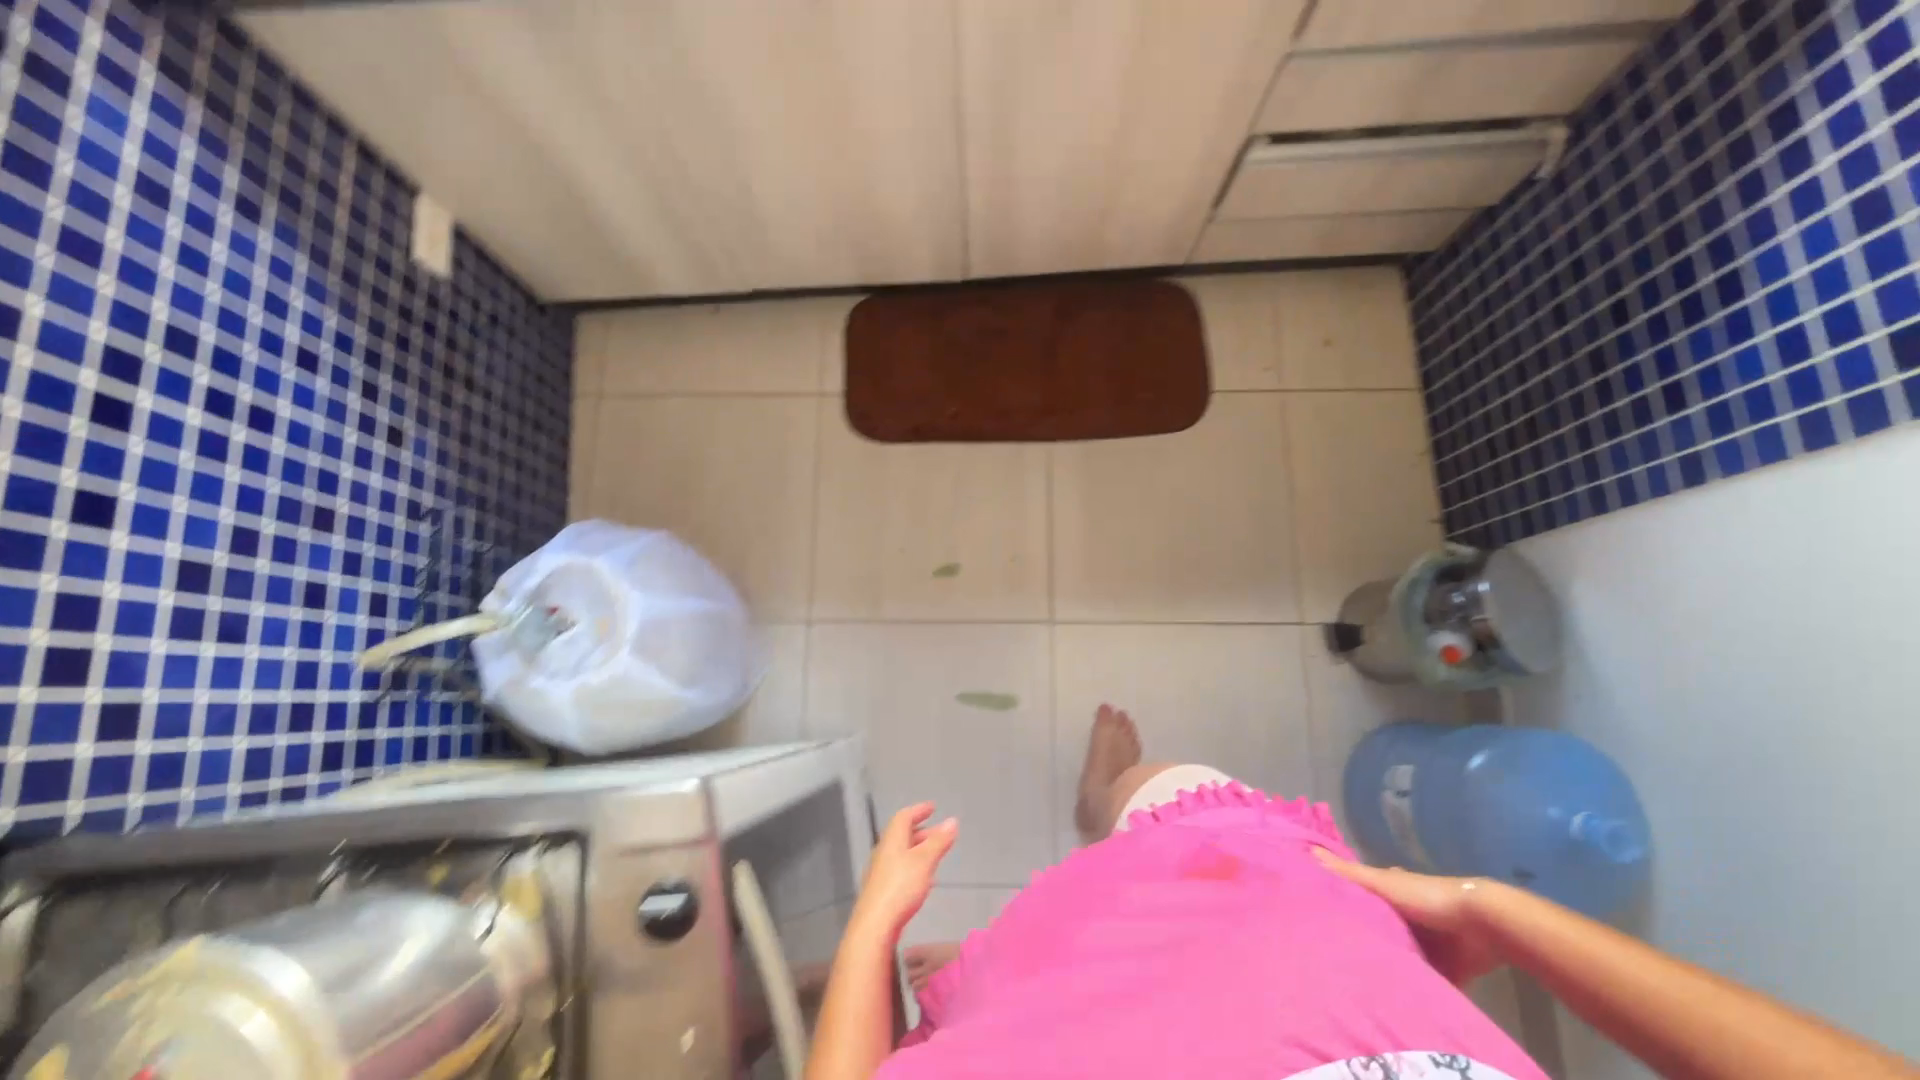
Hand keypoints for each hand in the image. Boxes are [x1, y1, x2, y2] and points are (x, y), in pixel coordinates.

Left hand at [850, 803, 957, 942]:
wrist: (875, 925)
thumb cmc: (900, 887)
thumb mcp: (924, 861)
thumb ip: (938, 842)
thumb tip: (952, 820)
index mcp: (892, 840)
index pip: (903, 817)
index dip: (918, 810)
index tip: (932, 808)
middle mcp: (883, 852)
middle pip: (902, 835)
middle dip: (922, 831)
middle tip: (940, 833)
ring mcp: (880, 871)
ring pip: (901, 852)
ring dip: (918, 849)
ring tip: (935, 853)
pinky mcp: (881, 890)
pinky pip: (899, 868)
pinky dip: (914, 865)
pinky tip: (923, 877)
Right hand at [1312, 847, 1502, 985]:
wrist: (1480, 926)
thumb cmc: (1424, 897)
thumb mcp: (1380, 883)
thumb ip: (1348, 873)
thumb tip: (1307, 850)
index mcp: (1395, 894)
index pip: (1365, 898)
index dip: (1348, 904)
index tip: (1324, 915)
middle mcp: (1410, 917)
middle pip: (1383, 928)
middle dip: (1366, 938)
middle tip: (1335, 953)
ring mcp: (1429, 945)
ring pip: (1401, 954)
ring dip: (1388, 965)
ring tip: (1354, 983)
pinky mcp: (1445, 970)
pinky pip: (1424, 982)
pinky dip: (1413, 990)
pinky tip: (1390, 1002)